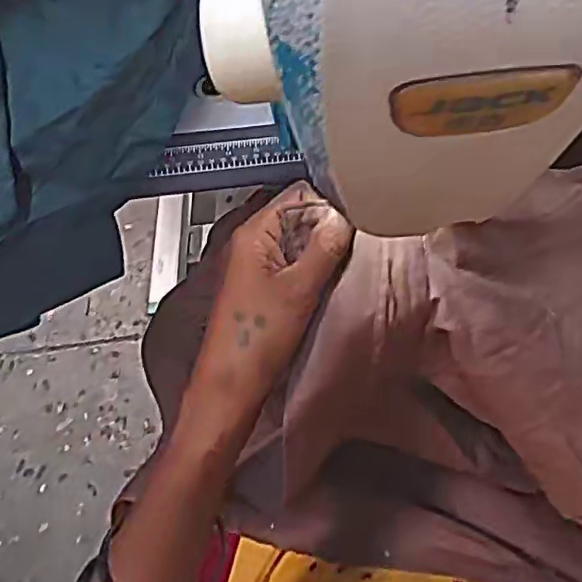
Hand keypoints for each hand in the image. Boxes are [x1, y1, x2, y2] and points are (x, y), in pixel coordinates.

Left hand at [182, 182, 352, 432]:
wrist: (230, 388)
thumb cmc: (252, 341)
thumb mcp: (300, 288)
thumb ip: (325, 247)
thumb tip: (343, 218)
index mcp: (253, 233)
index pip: (298, 194)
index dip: (327, 204)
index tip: (351, 222)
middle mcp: (251, 244)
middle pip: (300, 216)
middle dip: (327, 228)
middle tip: (348, 248)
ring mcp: (257, 265)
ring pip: (300, 241)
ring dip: (322, 251)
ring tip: (337, 270)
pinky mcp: (264, 287)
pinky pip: (295, 264)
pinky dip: (313, 270)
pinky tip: (325, 286)